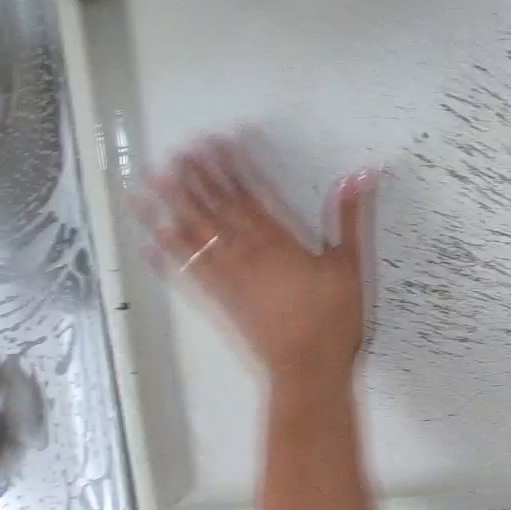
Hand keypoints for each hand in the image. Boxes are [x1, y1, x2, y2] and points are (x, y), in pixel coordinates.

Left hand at [136, 138, 374, 380]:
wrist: (307, 368)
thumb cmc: (334, 319)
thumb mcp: (352, 264)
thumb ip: (351, 217)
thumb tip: (360, 177)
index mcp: (279, 241)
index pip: (250, 193)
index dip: (234, 165)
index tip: (220, 141)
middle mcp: (245, 254)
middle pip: (214, 207)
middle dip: (196, 177)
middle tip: (179, 151)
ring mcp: (227, 278)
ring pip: (193, 234)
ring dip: (171, 206)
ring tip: (150, 182)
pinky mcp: (219, 301)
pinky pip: (186, 273)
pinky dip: (166, 256)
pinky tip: (150, 243)